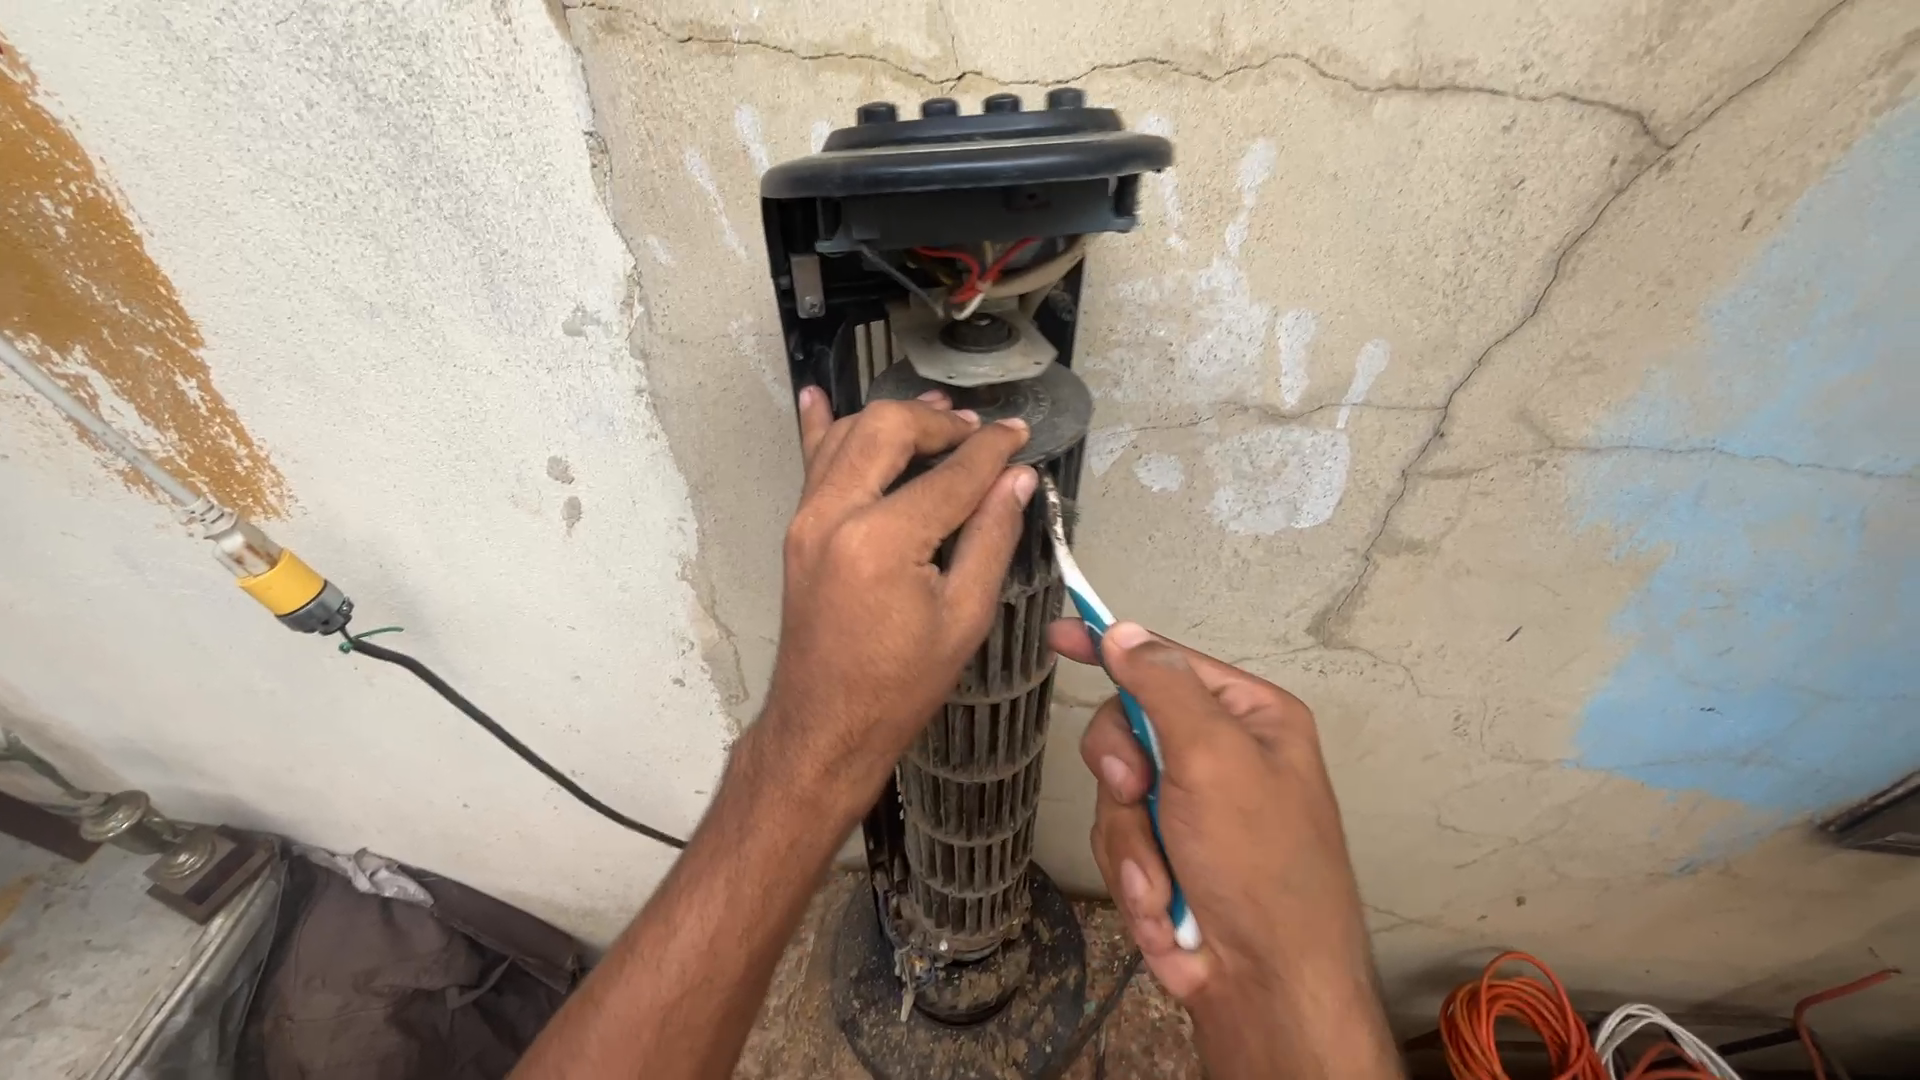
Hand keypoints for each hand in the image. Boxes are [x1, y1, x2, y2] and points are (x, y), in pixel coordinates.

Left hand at [762, 385, 1034, 812]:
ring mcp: (807, 517)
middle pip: (888, 428)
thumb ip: (991, 537)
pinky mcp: (797, 529)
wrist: (826, 724)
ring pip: (848, 434)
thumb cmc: (901, 685)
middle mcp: (835, 513)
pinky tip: (817, 395)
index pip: (950, 474)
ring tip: (937, 416)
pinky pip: (810, 462)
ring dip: (895, 419)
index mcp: (883, 540)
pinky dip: (820, 426)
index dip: (992, 449)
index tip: (1019, 433)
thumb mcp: (965, 617)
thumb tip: (1016, 478)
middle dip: (940, 420)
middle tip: (979, 434)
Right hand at [1049, 619, 1399, 1077]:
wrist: (1264, 987)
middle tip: (1135, 794)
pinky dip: (1133, 872)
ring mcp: (1188, 804)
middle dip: (1122, 771)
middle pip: (1127, 726)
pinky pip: (1116, 836)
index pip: (1164, 662)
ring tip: (1164, 880)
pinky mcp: (1164, 850)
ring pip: (1114, 789)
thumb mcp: (1213, 759)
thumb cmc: (1257, 861)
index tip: (1057, 635)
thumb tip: (1122, 631)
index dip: (1110, 647)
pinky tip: (1165, 905)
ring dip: (1130, 839)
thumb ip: (1163, 688)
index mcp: (1247, 716)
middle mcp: (1217, 752)